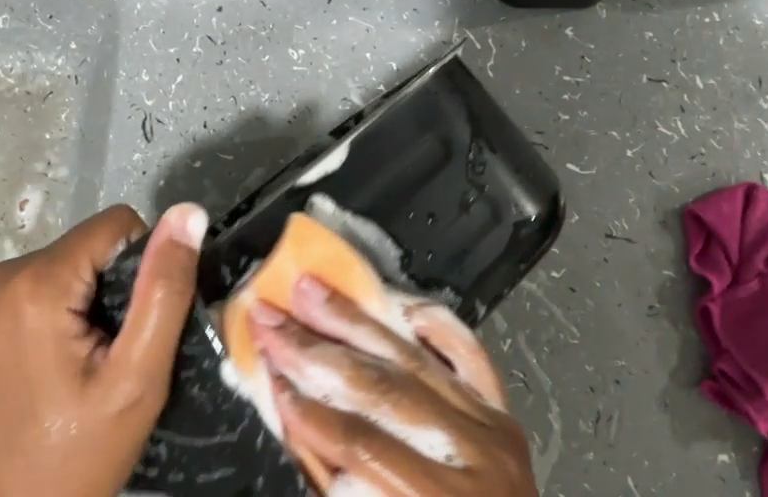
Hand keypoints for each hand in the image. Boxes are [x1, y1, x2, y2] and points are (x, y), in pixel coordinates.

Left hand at [0, 202, 206, 496]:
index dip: (145, 267)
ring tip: (88, 368)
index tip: (139, 326)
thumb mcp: (136, 379)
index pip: (116, 225)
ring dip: (87, 304)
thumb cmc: (74, 457)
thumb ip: (164, 290)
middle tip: (115, 357)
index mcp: (36, 281)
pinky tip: (57, 371)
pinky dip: (57, 317)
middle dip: (113, 290)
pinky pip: (34, 292)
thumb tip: (187, 212)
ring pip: (64, 269)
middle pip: (87, 248)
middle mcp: (0, 277)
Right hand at [253, 276, 536, 496]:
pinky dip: (428, 321)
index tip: (267, 374)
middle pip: (380, 387)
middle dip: (314, 348)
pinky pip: (465, 352)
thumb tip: (290, 413)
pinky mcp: (500, 413)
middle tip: (270, 318)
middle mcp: (472, 458)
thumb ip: (339, 477)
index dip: (306, 408)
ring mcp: (490, 429)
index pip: (360, 440)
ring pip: (411, 357)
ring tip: (310, 290)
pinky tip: (392, 297)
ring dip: (352, 320)